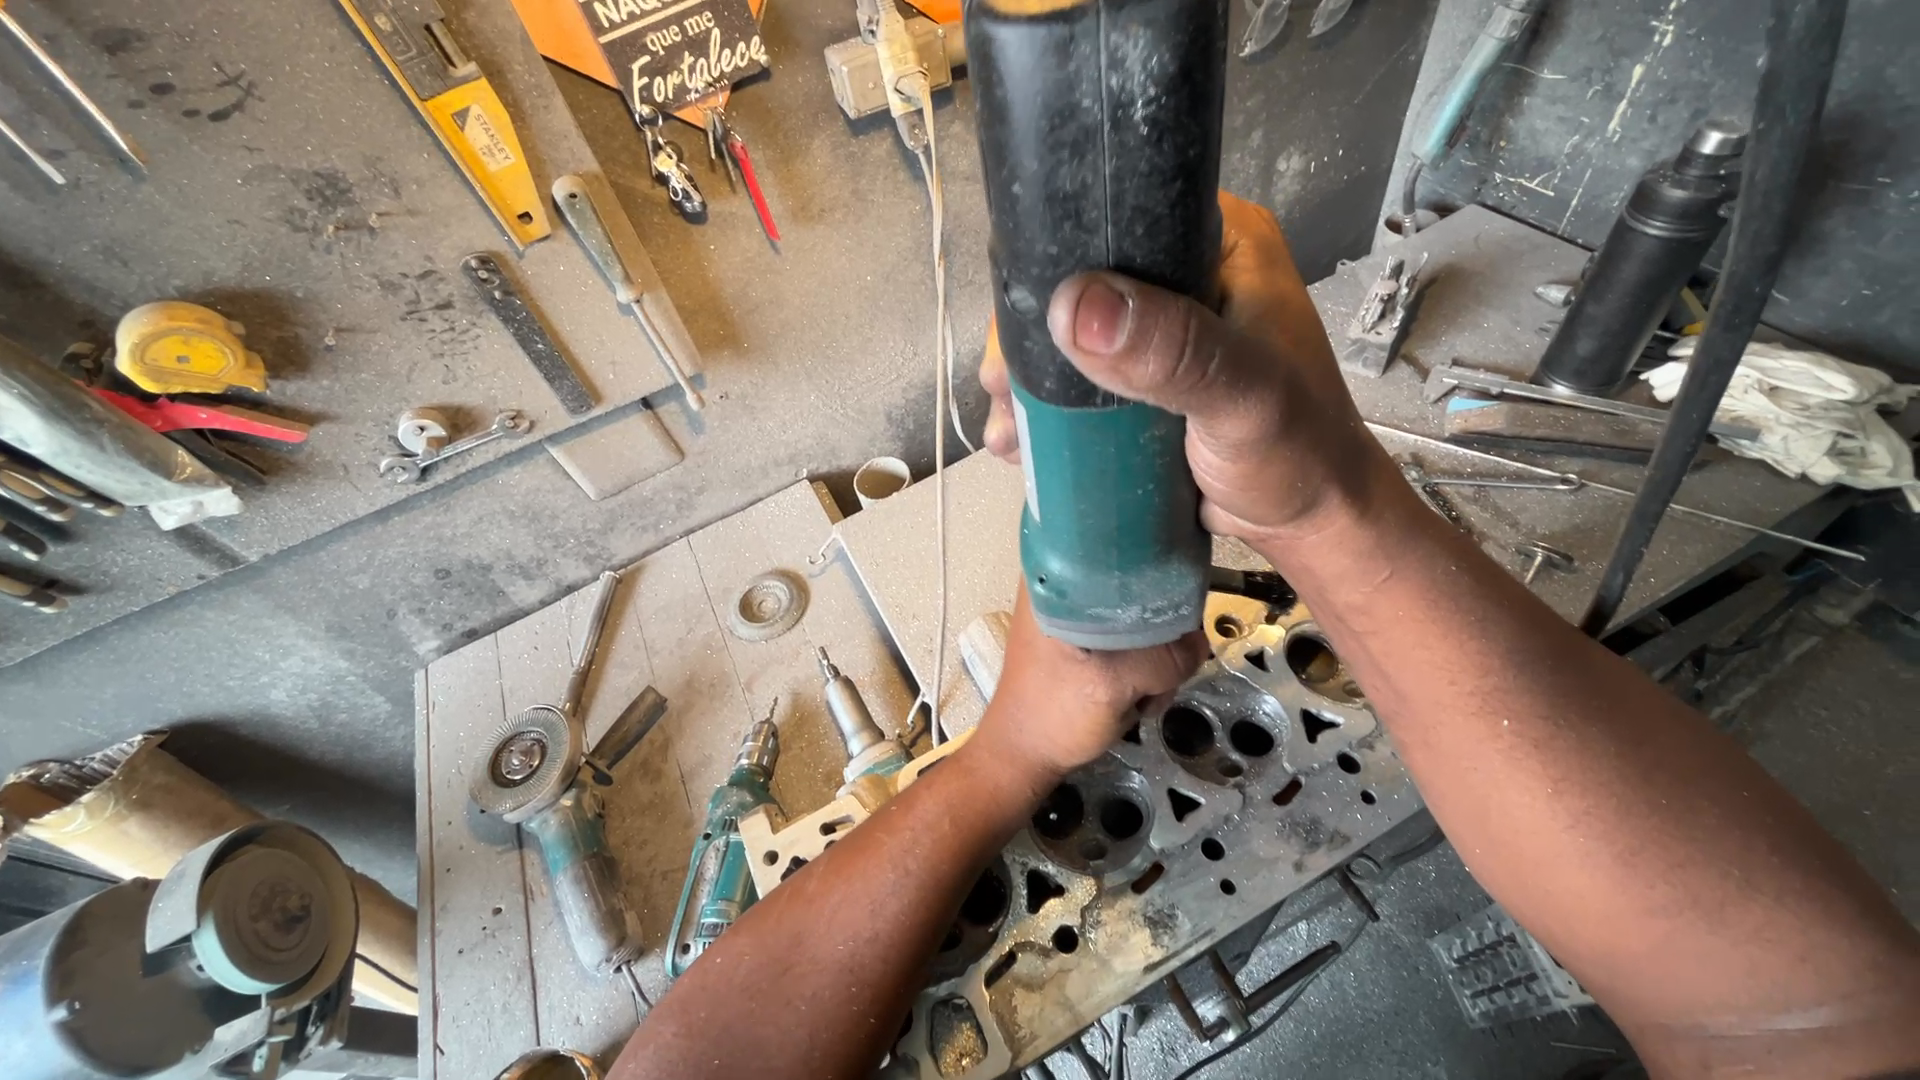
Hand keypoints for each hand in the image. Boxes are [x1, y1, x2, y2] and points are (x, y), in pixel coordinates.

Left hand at [968, 585, 1207, 791]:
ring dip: (1156, 658)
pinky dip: (1146, 666)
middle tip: (1156, 673)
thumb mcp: (1110, 683)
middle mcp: (1066, 580)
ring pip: (1145, 617)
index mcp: (1056, 573)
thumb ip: (1162, 658)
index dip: (1158, 570)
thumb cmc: (1052, 713)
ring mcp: (1080, 610)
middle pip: (1142, 585)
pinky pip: (1137, 639)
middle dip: (1162, 631)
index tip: (1177, 605)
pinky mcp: (1092, 637)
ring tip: (1140, 693)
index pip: (1124, 547)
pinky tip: (1136, 694)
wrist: (1025, 754)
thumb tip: (1199, 641)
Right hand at [979, 192, 1392, 545]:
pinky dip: (1045, 413)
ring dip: (1027, 385)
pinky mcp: (1139, 382)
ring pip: (1068, 341)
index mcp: (1216, 244)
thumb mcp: (1243, 397)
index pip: (1119, 223)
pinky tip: (1018, 444)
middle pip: (1077, 287)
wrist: (1308, 521)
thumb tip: (1074, 307)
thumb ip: (1174, 353)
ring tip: (1005, 432)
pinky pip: (1078, 384)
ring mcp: (1156, 335)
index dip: (1054, 262)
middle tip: (1000, 390)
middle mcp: (1180, 278)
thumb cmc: (1297, 453)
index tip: (1014, 324)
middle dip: (1027, 342)